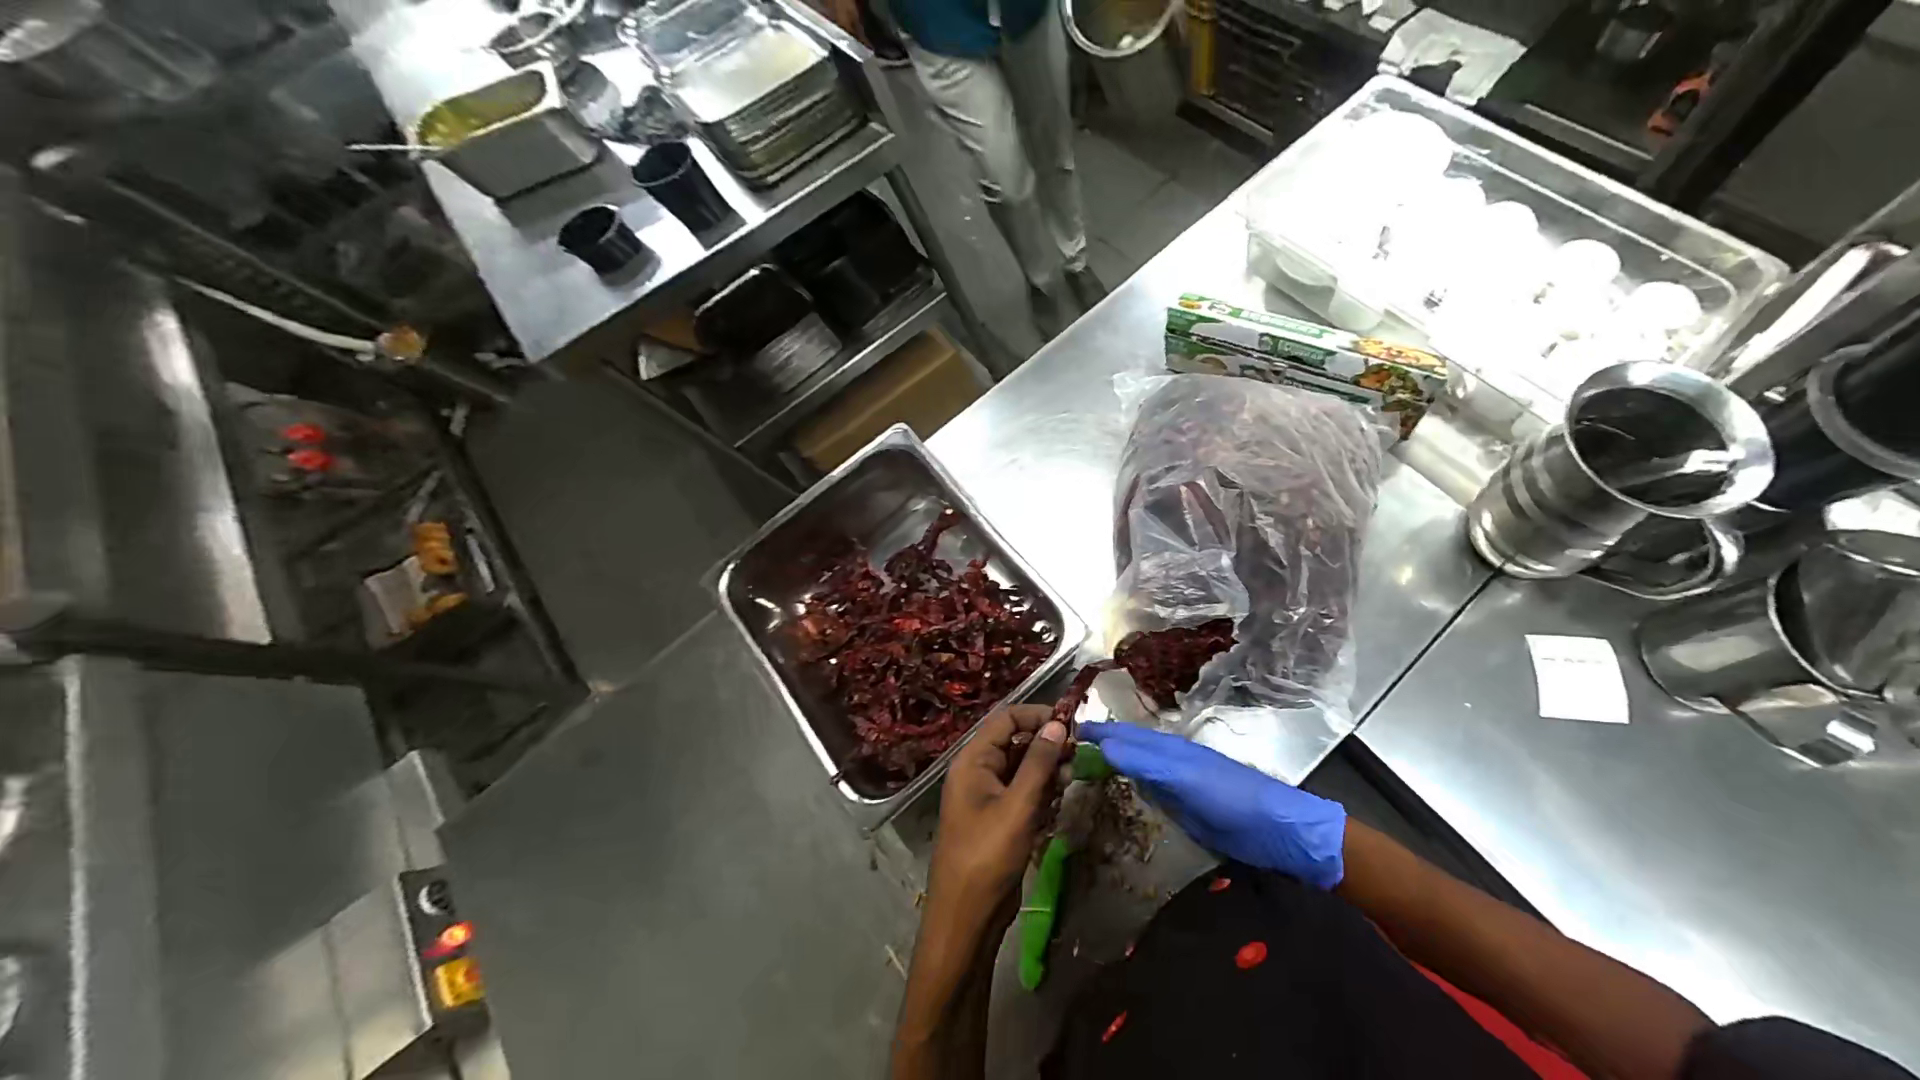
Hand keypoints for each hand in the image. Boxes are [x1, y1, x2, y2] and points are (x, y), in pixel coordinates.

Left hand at [926, 705, 1068, 934]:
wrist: (967, 916)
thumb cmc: (987, 856)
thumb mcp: (1018, 806)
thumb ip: (1038, 763)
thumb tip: (1058, 725)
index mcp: (972, 760)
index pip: (1006, 719)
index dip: (1038, 716)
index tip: (1073, 726)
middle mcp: (978, 772)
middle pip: (1015, 742)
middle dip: (1047, 745)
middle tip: (1078, 758)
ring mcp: (988, 796)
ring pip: (1023, 768)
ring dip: (1047, 770)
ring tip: (1070, 781)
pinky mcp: (1000, 818)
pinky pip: (1023, 792)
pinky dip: (1042, 792)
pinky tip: (1059, 802)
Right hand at [1080, 722, 1346, 887]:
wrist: (1274, 831)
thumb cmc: (1230, 799)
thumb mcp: (1184, 779)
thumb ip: (1145, 762)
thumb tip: (1103, 746)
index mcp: (1168, 748)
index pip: (1124, 735)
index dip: (1098, 732)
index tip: (1068, 729)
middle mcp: (1170, 759)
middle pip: (1129, 746)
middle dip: (1101, 742)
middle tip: (1069, 746)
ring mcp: (1178, 782)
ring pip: (1137, 765)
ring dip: (1112, 761)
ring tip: (1086, 761)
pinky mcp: (1185, 804)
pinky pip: (1149, 788)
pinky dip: (1130, 783)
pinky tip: (1122, 789)